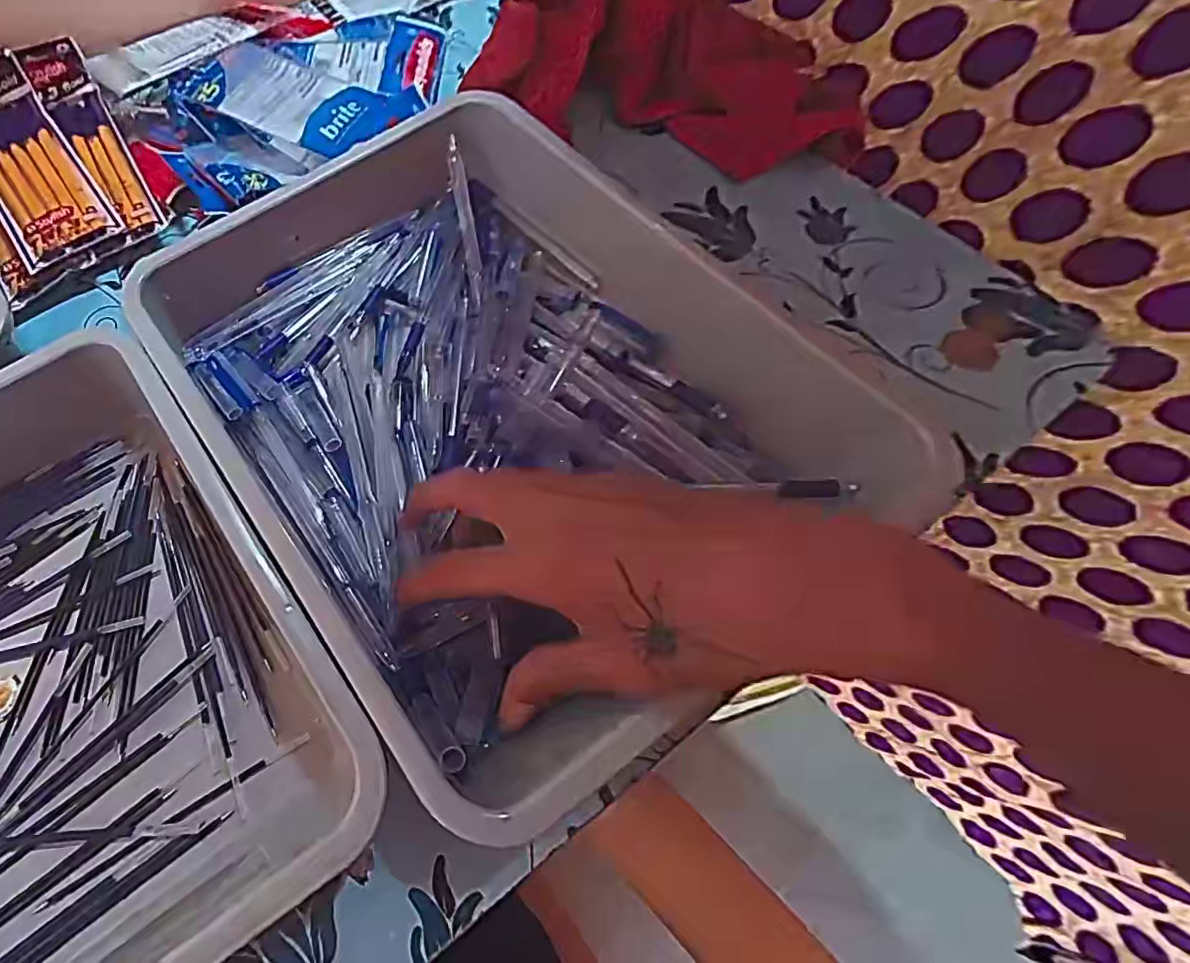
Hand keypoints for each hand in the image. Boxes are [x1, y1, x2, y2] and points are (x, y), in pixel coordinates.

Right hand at [396, 469, 989, 730]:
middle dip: (427, 501)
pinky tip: (543, 530)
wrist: (786, 573)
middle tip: (412, 525)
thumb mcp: (618, 664)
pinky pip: (543, 482)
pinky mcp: (614, 479)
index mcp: (538, 562)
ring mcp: (580, 486)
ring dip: (473, 498)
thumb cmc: (697, 629)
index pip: (454, 567)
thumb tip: (509, 710)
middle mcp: (546, 511)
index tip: (402, 594)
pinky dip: (518, 498)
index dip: (419, 582)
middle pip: (464, 487)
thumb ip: (552, 677)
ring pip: (504, 478)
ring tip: (474, 533)